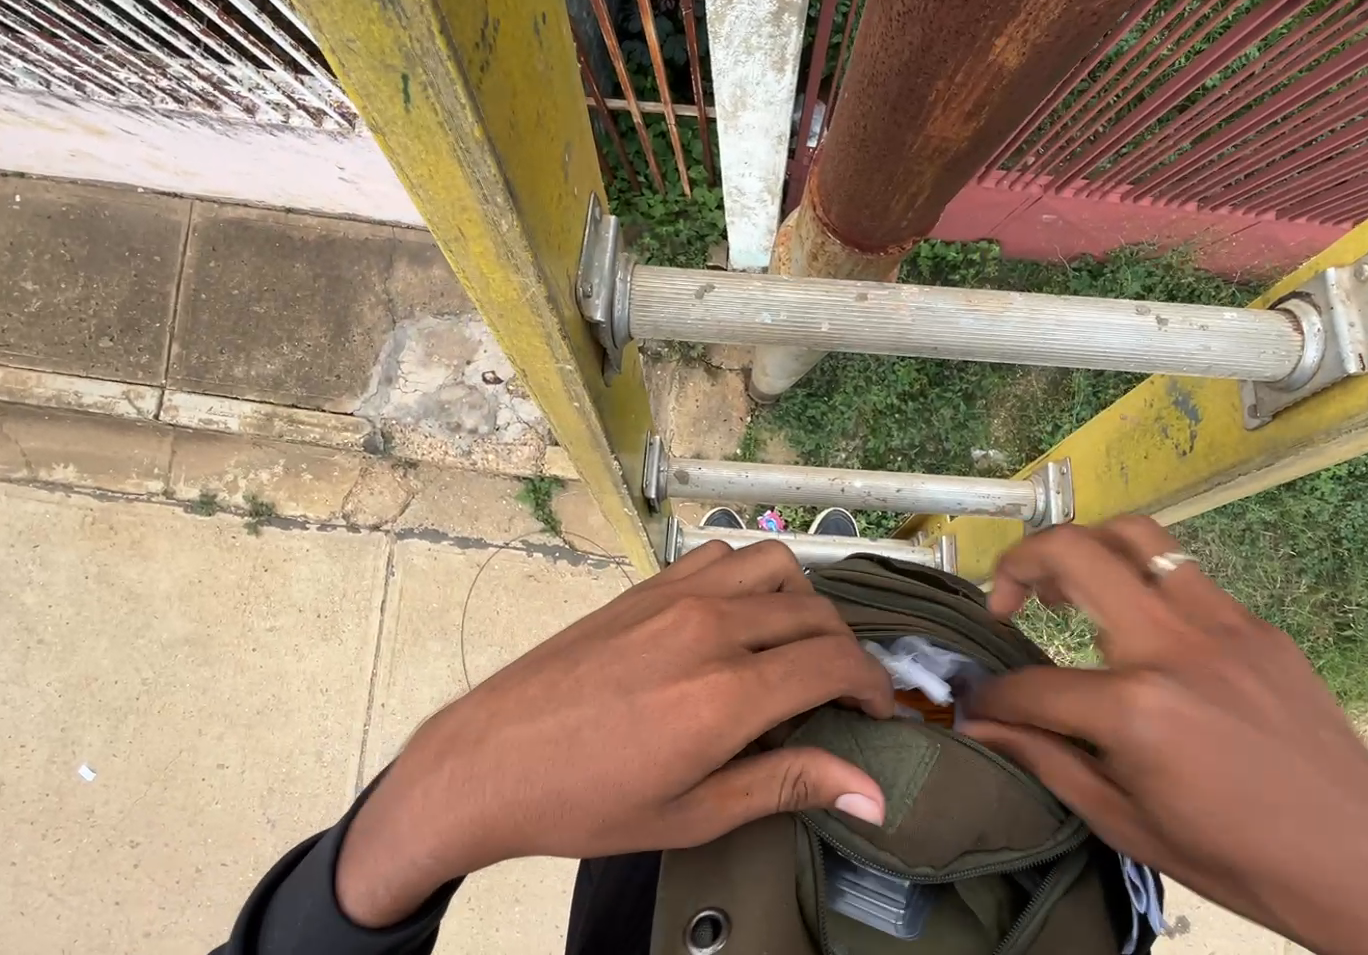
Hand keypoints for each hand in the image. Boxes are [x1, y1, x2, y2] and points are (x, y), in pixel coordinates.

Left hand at [335, 541, 895, 926]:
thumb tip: (873, 790)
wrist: (490, 758)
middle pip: (815, 611)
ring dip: (802, 600)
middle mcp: (712, 626)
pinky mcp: (648, 584)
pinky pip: (722, 554)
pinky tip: (736, 615)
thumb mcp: (694, 814)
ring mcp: (677, 594)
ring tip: (792, 644)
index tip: (878, 709)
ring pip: (776, 563)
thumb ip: (788, 784)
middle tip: (840, 691)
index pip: (835, 661)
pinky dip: (750, 575)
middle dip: (846, 649)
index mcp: (728, 692)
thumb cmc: (589, 802)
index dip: (872, 684)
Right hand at [958, 518, 1367, 954]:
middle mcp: (1175, 646)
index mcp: (1137, 711)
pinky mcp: (1259, 626)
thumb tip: (981, 726)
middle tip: (1003, 598)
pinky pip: (1186, 576)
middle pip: (1072, 552)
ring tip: (1066, 584)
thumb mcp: (1124, 823)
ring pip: (1135, 536)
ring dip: (1084, 546)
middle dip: (1016, 564)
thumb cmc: (1238, 861)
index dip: (992, 696)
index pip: (1032, 684)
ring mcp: (1223, 624)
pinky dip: (1143, 586)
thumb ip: (1043, 760)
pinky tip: (1142, 629)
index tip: (978, 702)